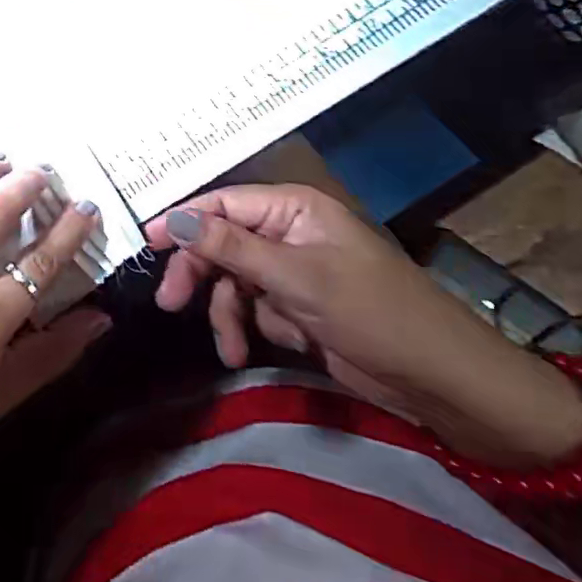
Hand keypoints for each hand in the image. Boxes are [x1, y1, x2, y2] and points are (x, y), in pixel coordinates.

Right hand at [145, 184, 581, 466]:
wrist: (435, 377)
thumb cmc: (370, 311)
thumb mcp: (295, 278)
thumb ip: (232, 247)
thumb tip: (177, 218)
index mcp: (294, 208)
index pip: (226, 203)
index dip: (184, 219)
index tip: (147, 242)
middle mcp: (289, 232)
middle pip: (223, 243)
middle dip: (201, 273)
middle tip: (170, 302)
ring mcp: (293, 272)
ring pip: (235, 282)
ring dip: (227, 313)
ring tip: (232, 347)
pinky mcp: (298, 307)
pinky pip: (254, 309)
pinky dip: (248, 329)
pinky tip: (250, 351)